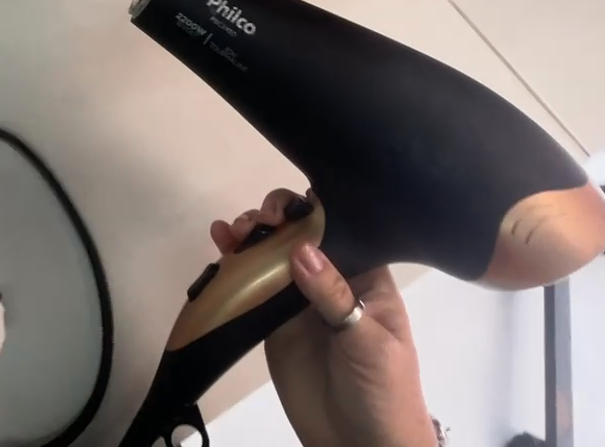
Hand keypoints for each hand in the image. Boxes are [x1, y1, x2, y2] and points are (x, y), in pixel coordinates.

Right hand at [212, 192, 435, 446]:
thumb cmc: (384, 394)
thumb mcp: (371, 344)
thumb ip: (335, 296)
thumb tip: (302, 249)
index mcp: (363, 278)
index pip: (337, 229)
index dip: (311, 210)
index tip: (285, 211)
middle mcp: (328, 279)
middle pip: (298, 233)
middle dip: (275, 218)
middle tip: (258, 225)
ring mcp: (297, 298)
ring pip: (270, 251)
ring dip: (251, 232)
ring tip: (233, 232)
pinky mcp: (271, 319)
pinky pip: (251, 282)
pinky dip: (233, 259)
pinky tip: (219, 242)